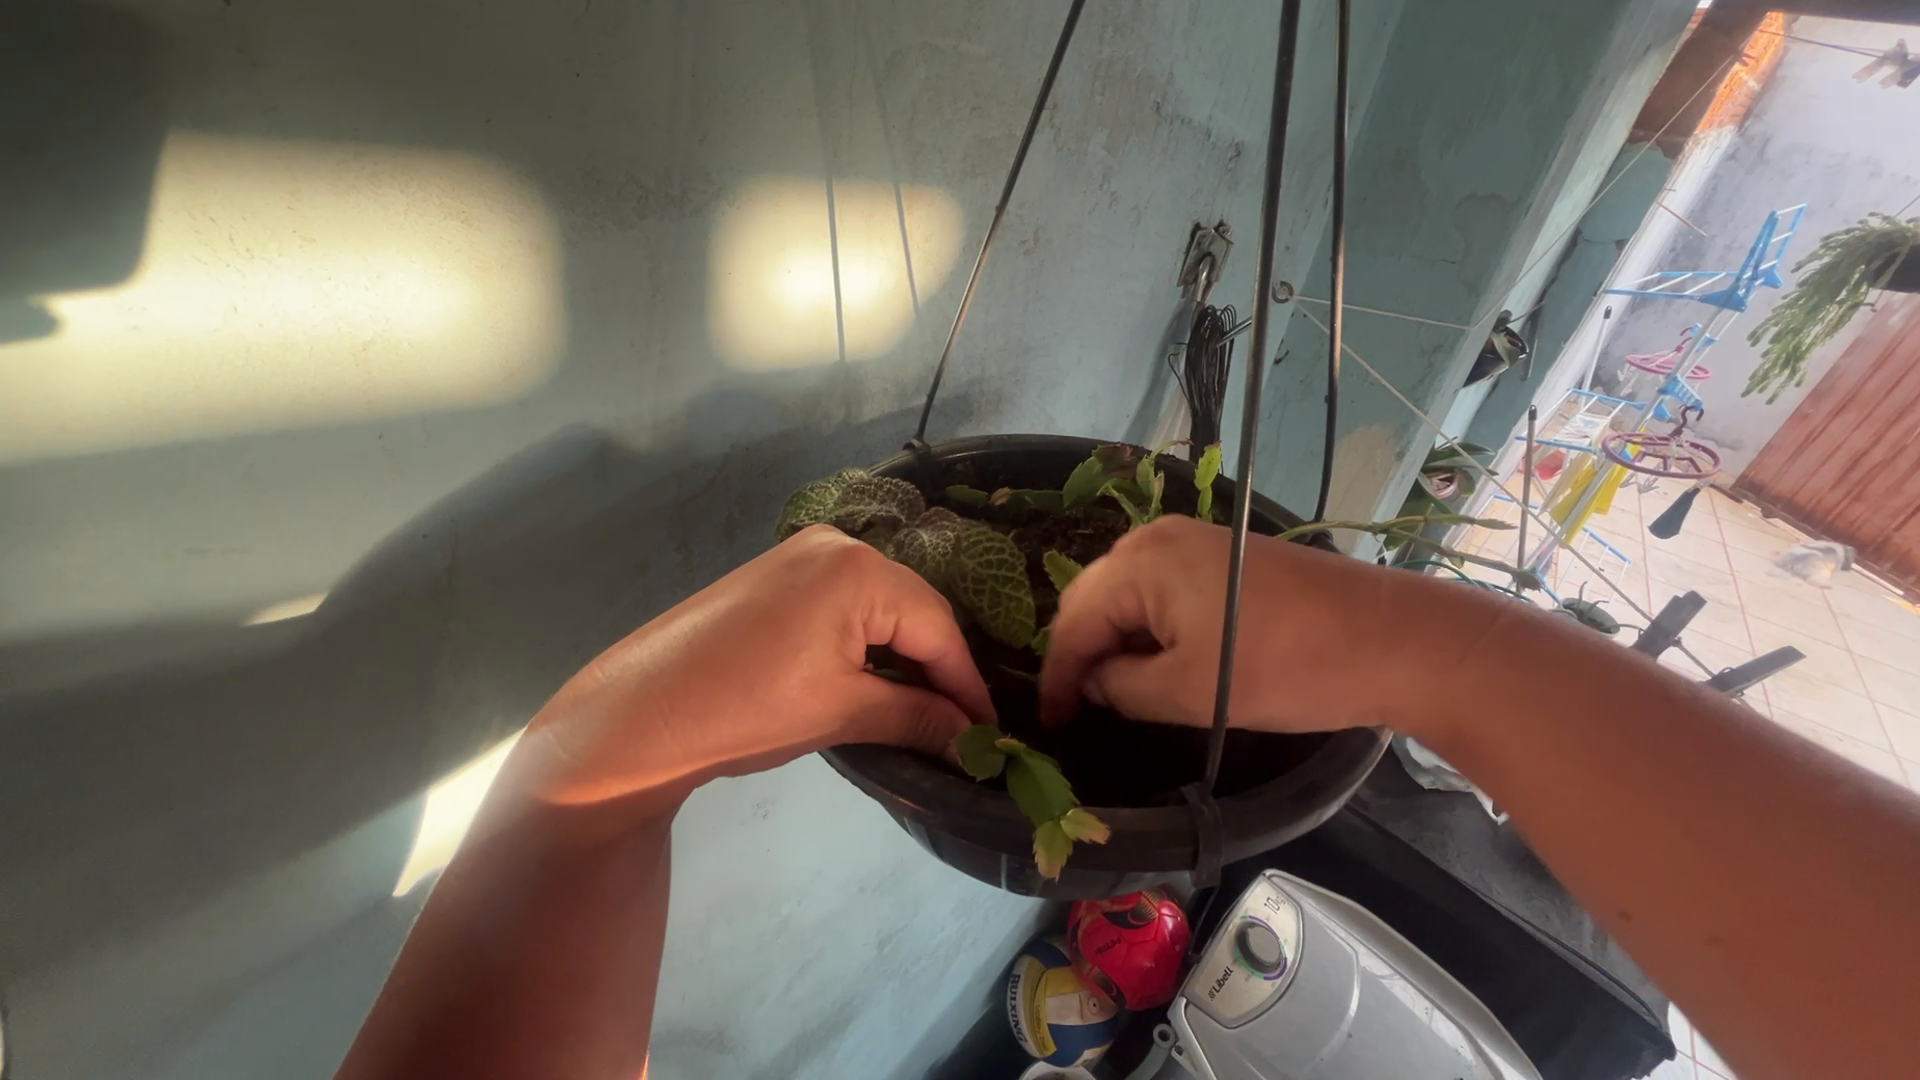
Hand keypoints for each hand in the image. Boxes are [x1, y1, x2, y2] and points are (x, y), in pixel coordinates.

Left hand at [514, 525, 995, 808]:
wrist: (637, 716)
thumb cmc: (747, 710)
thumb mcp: (843, 713)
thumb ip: (918, 718)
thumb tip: (974, 742)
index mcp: (858, 568)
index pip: (938, 627)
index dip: (966, 683)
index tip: (990, 730)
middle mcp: (836, 545)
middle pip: (912, 608)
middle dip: (937, 666)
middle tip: (958, 722)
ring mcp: (802, 554)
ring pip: (880, 605)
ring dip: (903, 654)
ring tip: (921, 705)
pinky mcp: (778, 574)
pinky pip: (846, 602)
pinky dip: (867, 640)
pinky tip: (874, 676)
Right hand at [1039, 515, 1492, 734]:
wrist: (1392, 639)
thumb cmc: (1286, 668)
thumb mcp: (1189, 692)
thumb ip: (1121, 686)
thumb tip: (1093, 681)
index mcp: (1141, 562)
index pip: (1074, 620)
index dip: (1057, 675)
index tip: (1049, 720)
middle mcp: (1156, 536)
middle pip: (1094, 597)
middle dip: (1081, 652)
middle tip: (1076, 704)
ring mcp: (1191, 538)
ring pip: (1125, 592)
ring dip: (1113, 638)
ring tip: (1109, 687)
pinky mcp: (1219, 553)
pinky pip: (1159, 586)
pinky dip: (1146, 623)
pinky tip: (1152, 656)